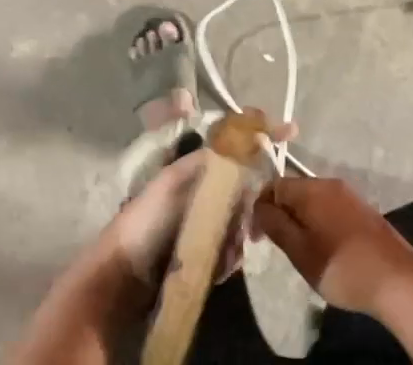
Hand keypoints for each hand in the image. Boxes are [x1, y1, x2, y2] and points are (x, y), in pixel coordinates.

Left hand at [105, 122, 296, 285]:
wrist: (122, 281)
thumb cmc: (145, 223)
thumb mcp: (172, 180)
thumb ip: (208, 160)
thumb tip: (244, 143)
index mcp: (194, 171)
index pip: (234, 148)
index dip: (260, 137)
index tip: (289, 132)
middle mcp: (202, 194)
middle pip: (244, 187)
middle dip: (252, 202)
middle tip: (248, 224)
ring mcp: (205, 227)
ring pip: (242, 220)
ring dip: (239, 235)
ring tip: (226, 251)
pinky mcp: (205, 258)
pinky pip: (232, 250)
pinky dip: (231, 257)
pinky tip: (221, 266)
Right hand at [252, 177, 412, 314]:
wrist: (396, 278)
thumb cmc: (340, 266)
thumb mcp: (300, 251)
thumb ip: (275, 225)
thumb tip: (259, 206)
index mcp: (313, 189)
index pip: (275, 185)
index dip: (261, 208)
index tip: (257, 238)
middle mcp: (332, 184)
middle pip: (295, 191)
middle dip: (281, 214)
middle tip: (278, 247)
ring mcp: (350, 197)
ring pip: (313, 202)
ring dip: (300, 221)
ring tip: (299, 252)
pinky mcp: (363, 212)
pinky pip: (330, 210)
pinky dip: (319, 224)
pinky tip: (323, 250)